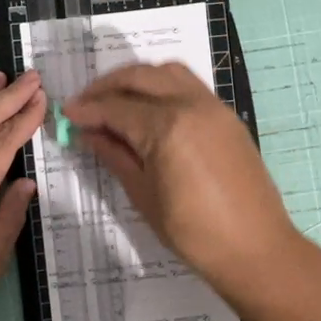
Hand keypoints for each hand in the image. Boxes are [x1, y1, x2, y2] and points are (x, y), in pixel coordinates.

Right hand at [63, 63, 297, 297]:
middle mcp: (191, 105)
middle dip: (107, 87)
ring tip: (114, 102)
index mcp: (167, 127)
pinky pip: (189, 86)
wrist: (254, 247)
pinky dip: (162, 87)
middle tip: (84, 104)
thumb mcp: (143, 195)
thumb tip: (88, 134)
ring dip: (136, 80)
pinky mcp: (227, 118)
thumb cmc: (193, 232)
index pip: (116, 108)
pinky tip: (147, 111)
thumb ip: (114, 156)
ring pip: (167, 73)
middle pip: (140, 77)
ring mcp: (214, 108)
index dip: (87, 110)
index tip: (66, 114)